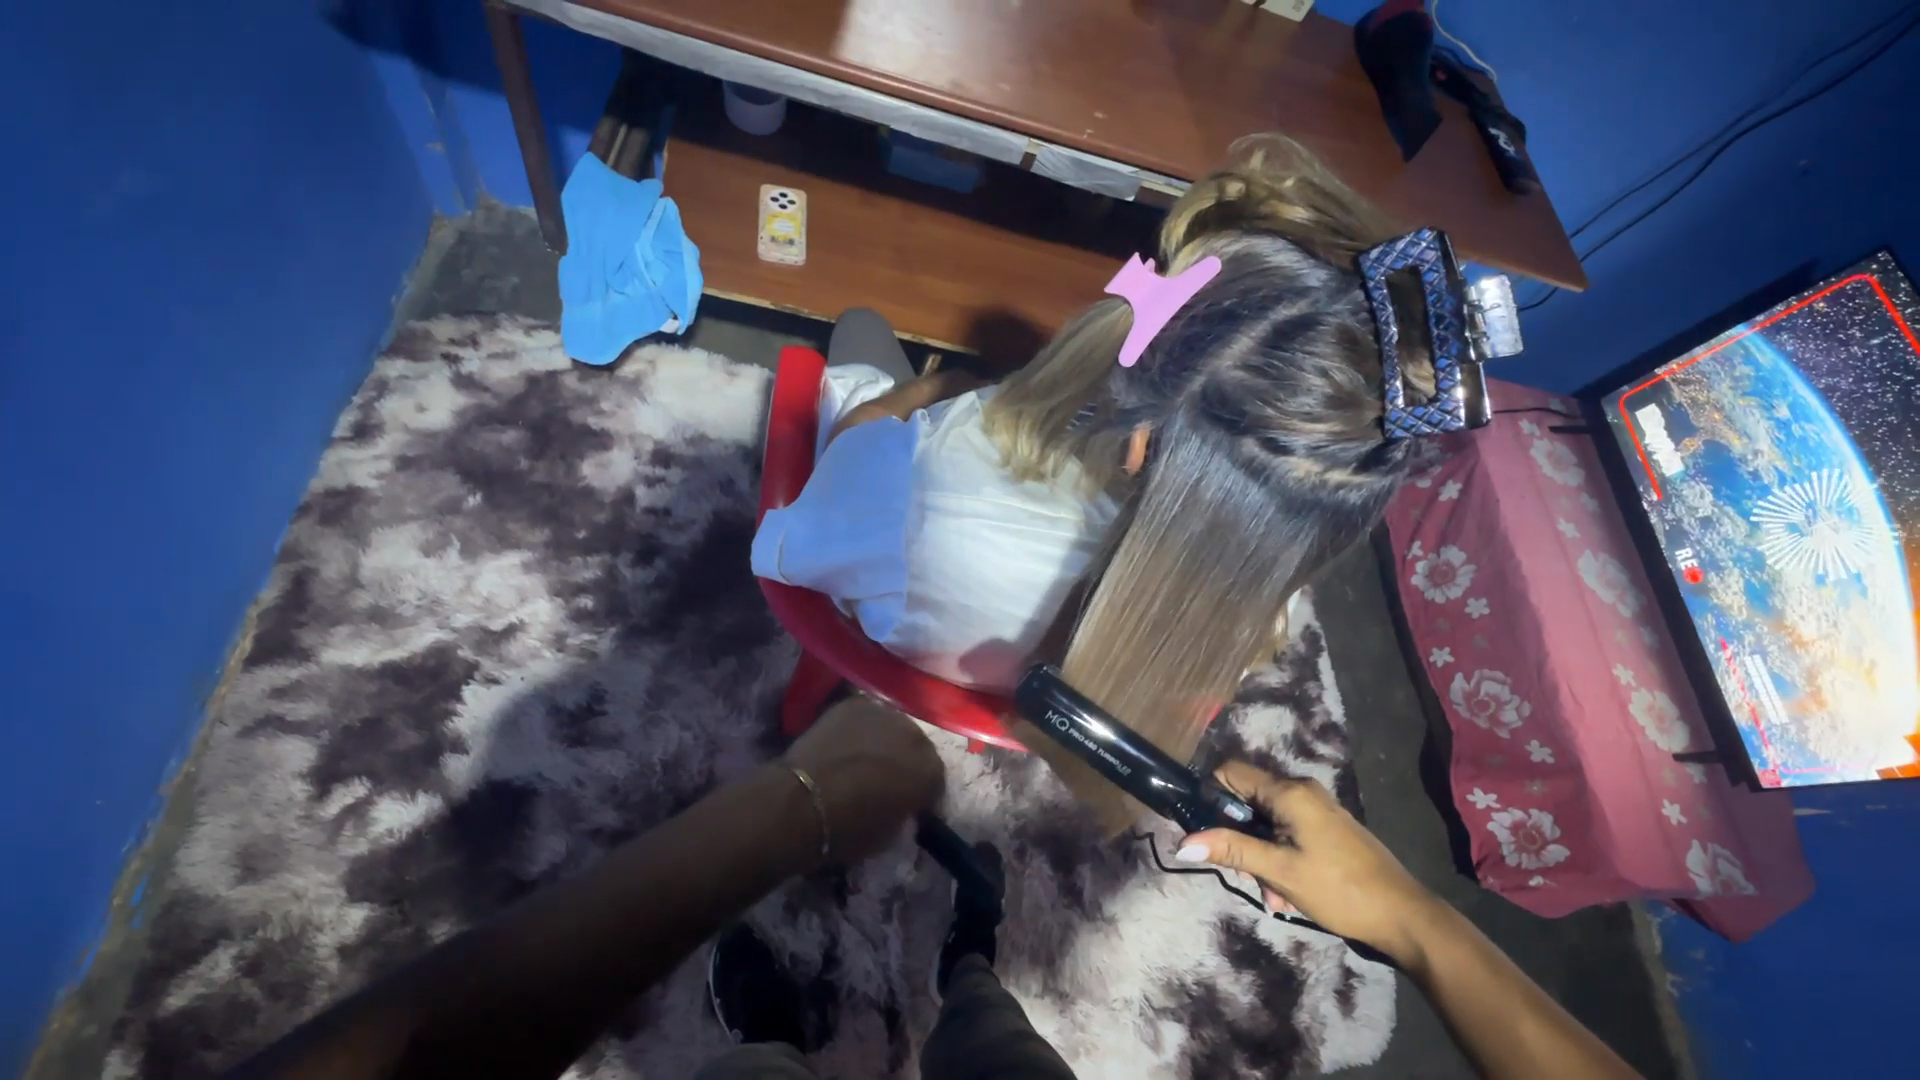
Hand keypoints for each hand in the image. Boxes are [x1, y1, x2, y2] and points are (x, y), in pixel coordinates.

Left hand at [782, 697, 945, 863]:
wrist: (801, 802)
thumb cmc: (848, 829)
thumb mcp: (890, 834)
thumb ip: (905, 811)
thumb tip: (900, 803)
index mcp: (930, 771)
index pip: (936, 781)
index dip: (922, 794)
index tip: (909, 804)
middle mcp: (915, 735)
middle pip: (917, 747)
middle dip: (906, 762)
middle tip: (886, 779)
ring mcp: (884, 713)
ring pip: (892, 727)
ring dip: (885, 741)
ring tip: (864, 758)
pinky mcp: (854, 703)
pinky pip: (866, 716)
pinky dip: (860, 729)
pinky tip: (845, 743)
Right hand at [1179, 761, 1439, 962]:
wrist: (1406, 918)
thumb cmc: (1340, 890)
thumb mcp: (1280, 872)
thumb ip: (1232, 851)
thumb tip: (1183, 842)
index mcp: (1290, 791)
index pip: (1231, 772)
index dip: (1212, 797)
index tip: (1208, 831)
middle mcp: (1303, 790)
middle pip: (1248, 800)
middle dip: (1240, 838)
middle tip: (1250, 876)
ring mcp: (1318, 809)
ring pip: (1267, 821)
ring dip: (1261, 855)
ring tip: (1274, 895)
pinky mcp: (1328, 828)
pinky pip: (1287, 831)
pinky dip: (1280, 857)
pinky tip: (1289, 893)